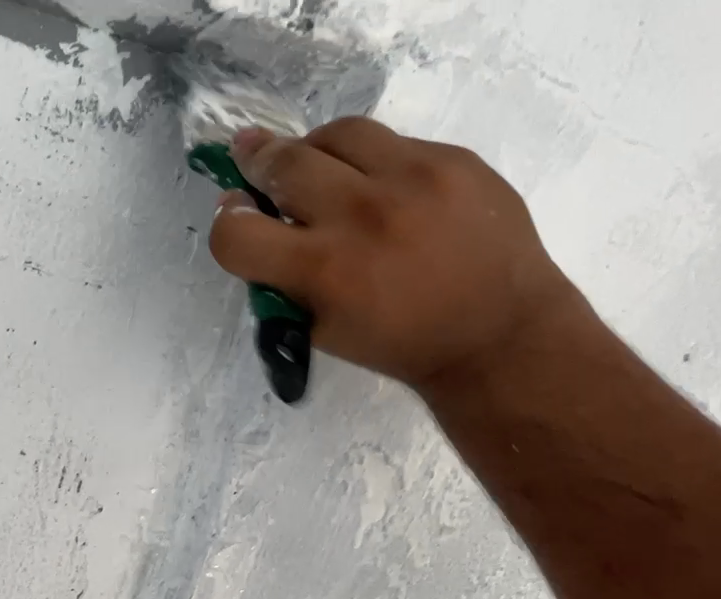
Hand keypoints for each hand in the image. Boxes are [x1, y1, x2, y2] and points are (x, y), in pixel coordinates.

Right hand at [208, 117, 584, 391]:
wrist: (495, 332)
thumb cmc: (393, 341)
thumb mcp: (316, 326)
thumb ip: (280, 278)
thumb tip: (257, 223)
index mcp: (321, 270)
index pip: (237, 231)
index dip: (225, 221)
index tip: (235, 213)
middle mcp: (362, 215)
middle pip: (284, 163)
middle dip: (258, 161)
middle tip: (249, 158)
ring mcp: (413, 178)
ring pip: (338, 134)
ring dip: (311, 148)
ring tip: (312, 164)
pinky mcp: (453, 160)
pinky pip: (391, 142)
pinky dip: (367, 160)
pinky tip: (372, 182)